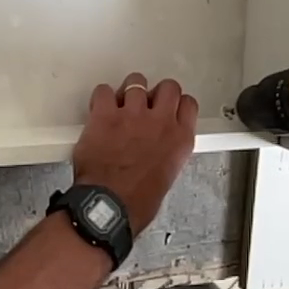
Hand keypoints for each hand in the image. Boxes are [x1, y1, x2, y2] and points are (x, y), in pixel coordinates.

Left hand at [70, 72, 197, 234]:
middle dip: (157, 92)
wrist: (111, 206)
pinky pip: (104, 91)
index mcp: (179, 139)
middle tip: (147, 101)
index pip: (188, 104)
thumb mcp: (167, 176)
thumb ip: (166, 153)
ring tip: (122, 102)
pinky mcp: (105, 115)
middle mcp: (160, 122)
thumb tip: (156, 149)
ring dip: (129, 91)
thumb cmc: (136, 201)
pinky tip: (100, 107)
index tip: (170, 106)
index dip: (177, 103)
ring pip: (136, 83)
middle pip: (168, 87)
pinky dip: (101, 97)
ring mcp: (132, 115)